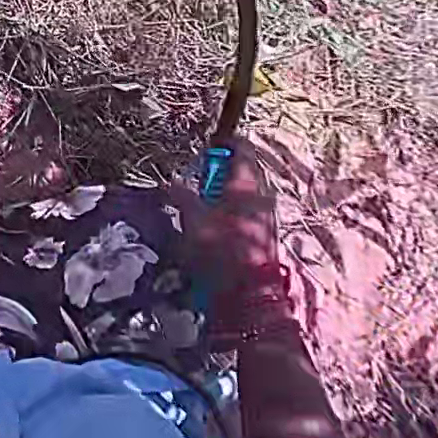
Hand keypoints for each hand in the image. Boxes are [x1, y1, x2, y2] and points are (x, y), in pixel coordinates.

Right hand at [186, 139, 280, 298]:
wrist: (248, 292)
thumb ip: (181, 195)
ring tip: (204, 206)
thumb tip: (169, 181)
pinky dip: (232, 210)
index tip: (205, 151)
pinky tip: (217, 225)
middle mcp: (262, 193)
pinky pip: (248, 210)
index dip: (223, 145)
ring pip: (245, 192)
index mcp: (246, 183)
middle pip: (243, 170)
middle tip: (198, 181)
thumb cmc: (220, 247)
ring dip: (225, 193)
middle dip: (220, 172)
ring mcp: (267, 214)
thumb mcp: (192, 218)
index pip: (241, 148)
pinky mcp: (266, 232)